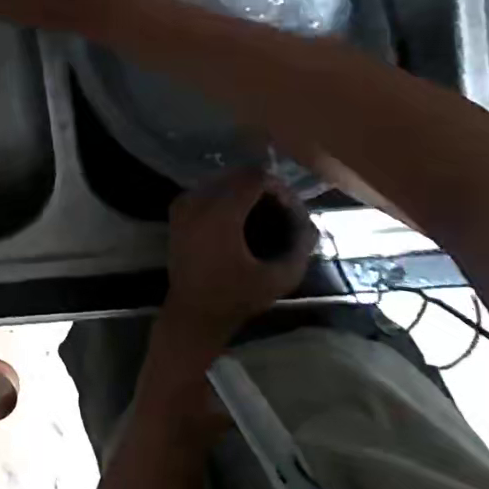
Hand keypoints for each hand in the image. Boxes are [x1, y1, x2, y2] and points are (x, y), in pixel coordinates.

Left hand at [161, 170, 317, 346]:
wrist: (192, 314)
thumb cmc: (235, 298)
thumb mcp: (277, 279)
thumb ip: (299, 249)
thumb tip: (311, 225)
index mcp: (220, 212)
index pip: (255, 176)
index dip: (278, 188)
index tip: (289, 209)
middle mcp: (198, 199)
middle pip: (239, 174)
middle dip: (263, 188)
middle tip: (280, 211)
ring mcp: (184, 202)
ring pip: (223, 179)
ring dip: (245, 190)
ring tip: (262, 215)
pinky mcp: (177, 209)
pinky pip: (208, 188)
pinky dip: (227, 195)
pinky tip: (240, 219)